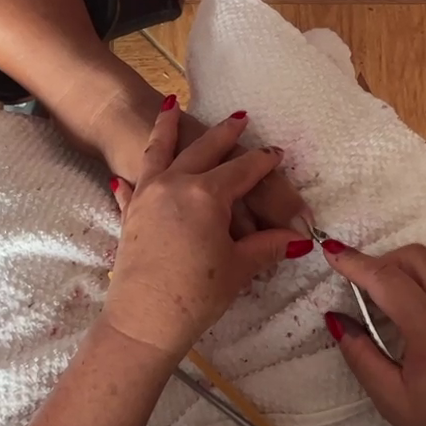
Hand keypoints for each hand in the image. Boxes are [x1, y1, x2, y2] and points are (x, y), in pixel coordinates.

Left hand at [103, 99, 311, 357]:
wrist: (143, 319)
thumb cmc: (196, 294)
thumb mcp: (238, 267)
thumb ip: (268, 246)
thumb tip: (300, 239)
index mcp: (207, 194)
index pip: (242, 170)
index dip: (263, 161)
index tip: (276, 153)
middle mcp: (175, 183)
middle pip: (203, 149)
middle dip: (224, 133)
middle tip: (239, 118)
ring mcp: (147, 194)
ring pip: (159, 151)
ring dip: (168, 127)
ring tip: (170, 105)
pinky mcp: (129, 212)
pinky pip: (132, 183)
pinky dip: (132, 175)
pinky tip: (126, 173)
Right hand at [321, 243, 425, 425]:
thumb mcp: (392, 399)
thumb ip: (360, 353)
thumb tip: (336, 318)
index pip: (384, 277)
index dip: (354, 261)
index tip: (331, 250)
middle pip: (416, 256)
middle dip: (386, 260)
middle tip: (368, 284)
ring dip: (416, 277)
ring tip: (405, 311)